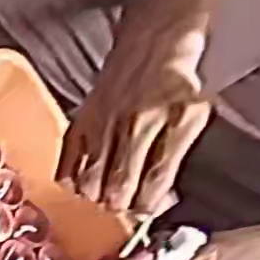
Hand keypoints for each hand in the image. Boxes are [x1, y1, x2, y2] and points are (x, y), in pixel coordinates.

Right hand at [58, 28, 211, 216]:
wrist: (148, 47)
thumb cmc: (176, 84)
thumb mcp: (194, 116)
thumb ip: (173, 156)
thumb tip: (156, 198)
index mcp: (174, 121)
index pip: (156, 178)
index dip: (149, 204)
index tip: (146, 212)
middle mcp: (136, 125)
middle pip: (118, 186)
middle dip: (121, 203)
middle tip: (124, 206)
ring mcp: (101, 127)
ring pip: (89, 183)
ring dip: (96, 196)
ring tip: (105, 194)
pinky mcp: (76, 127)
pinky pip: (65, 169)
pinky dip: (72, 182)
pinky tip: (84, 181)